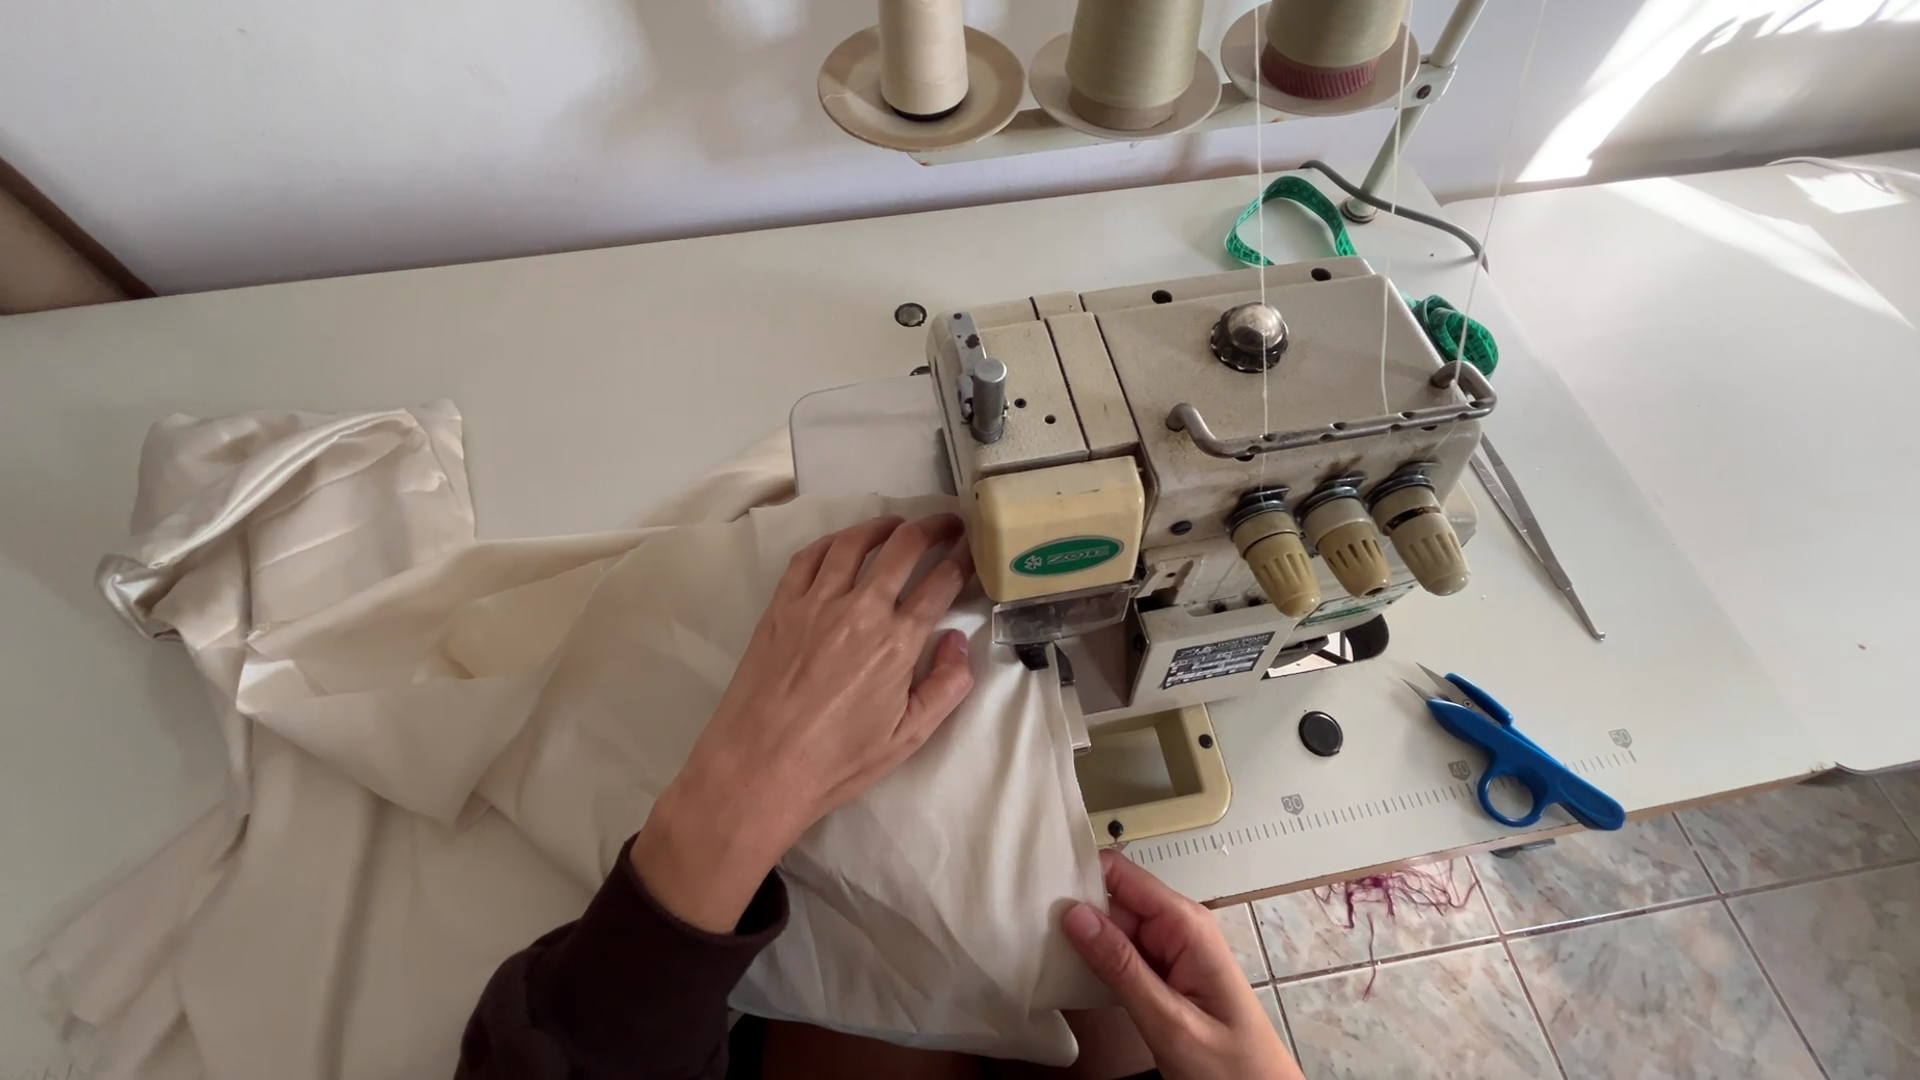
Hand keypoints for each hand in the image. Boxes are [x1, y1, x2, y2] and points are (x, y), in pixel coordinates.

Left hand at [632, 514, 975, 931]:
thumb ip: (947, 687)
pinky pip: (809, 557)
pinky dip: (833, 541)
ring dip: (884, 525)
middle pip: (904, 548)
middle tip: (948, 523)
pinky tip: (844, 542)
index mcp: (897, 643)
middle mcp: (860, 610)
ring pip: (855, 542)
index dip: (963, 560)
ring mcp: (816, 603)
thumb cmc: (837, 762)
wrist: (756, 771)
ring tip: (900, 523)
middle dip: (933, 528)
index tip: (973, 548)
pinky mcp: (781, 606)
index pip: (941, 583)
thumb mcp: (908, 738)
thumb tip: (959, 641)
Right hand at [1063, 850, 1302, 1079]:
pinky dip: (1096, 963)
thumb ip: (1122, 968)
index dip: (1081, 873)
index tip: (1040, 888)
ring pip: (1112, 928)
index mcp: (1184, 923)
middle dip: (1076, 912)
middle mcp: (1176, 926)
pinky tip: (1071, 974)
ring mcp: (1169, 950)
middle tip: (1031, 928)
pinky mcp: (1162, 973)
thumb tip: (1074, 913)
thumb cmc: (1231, 1068)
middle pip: (1112, 899)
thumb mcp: (1171, 1023)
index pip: (1122, 873)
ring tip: (1043, 949)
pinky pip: (1121, 954)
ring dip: (1083, 940)